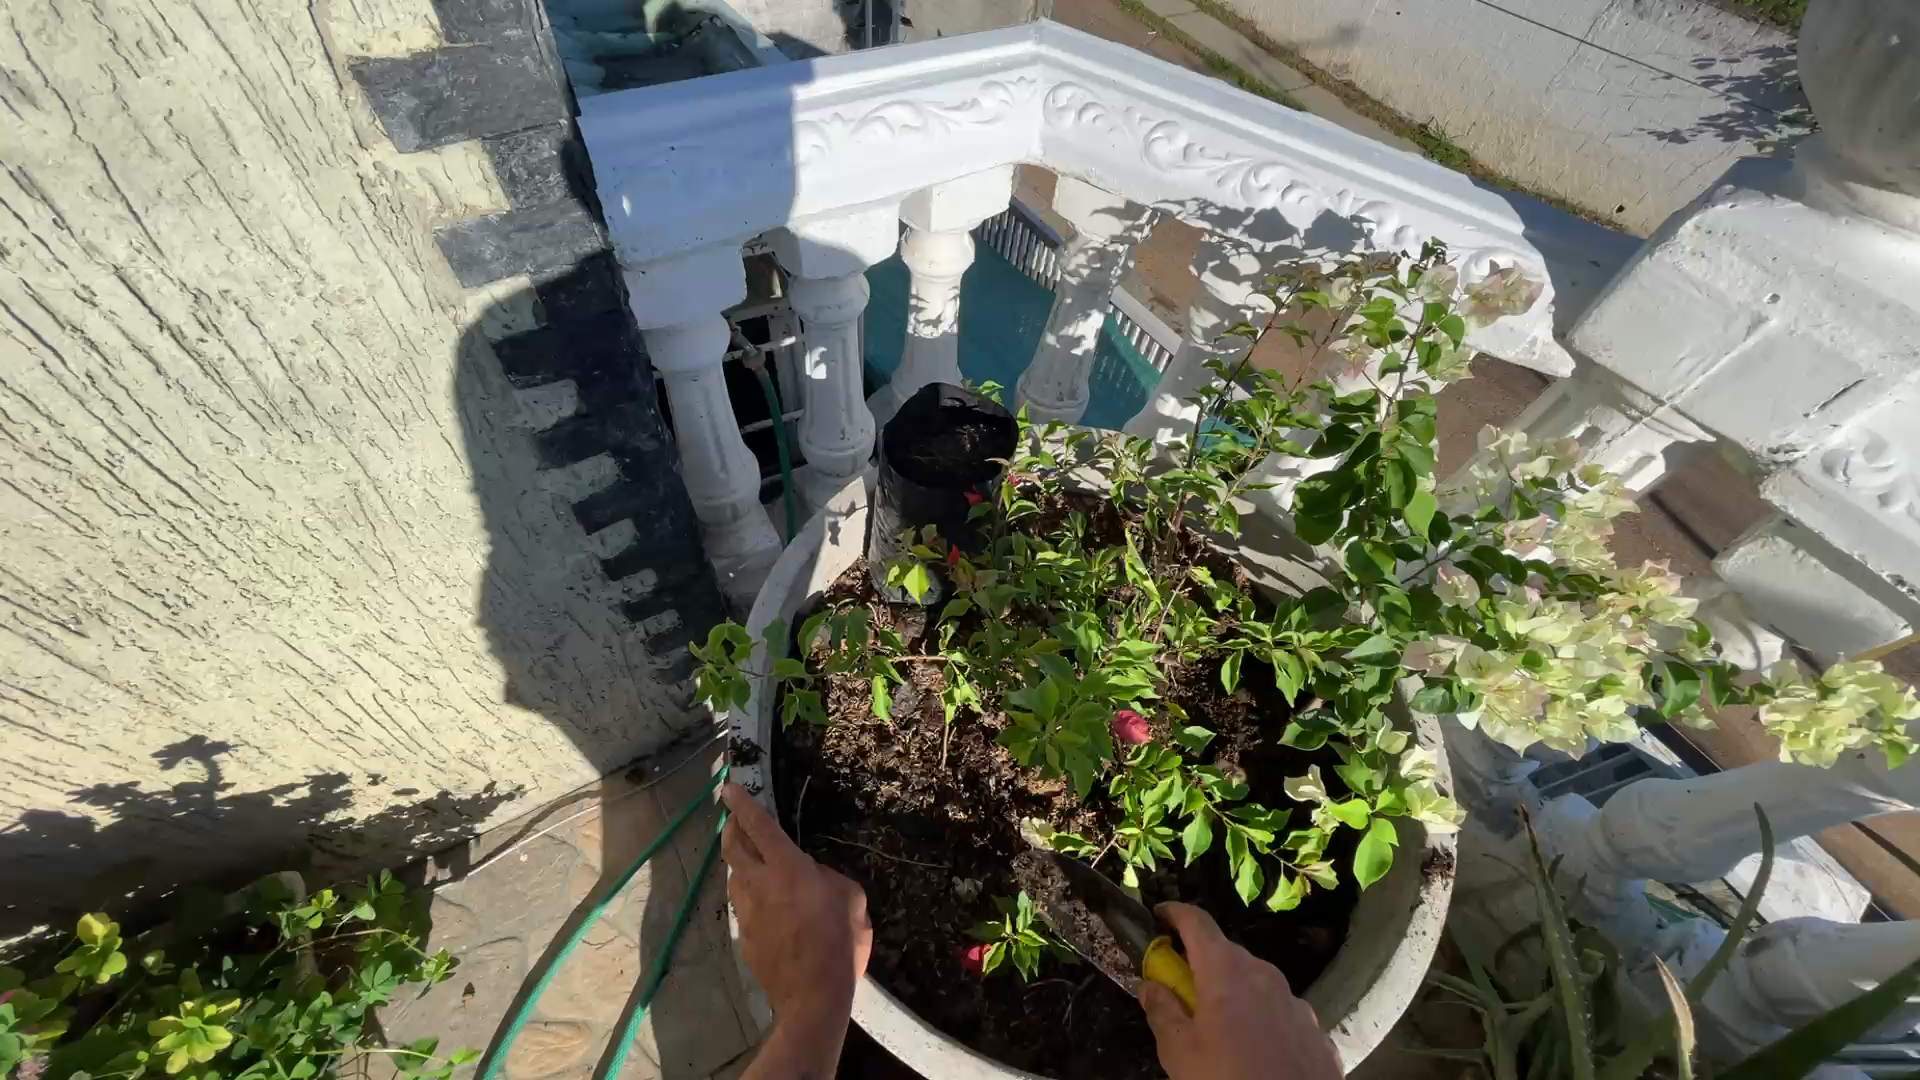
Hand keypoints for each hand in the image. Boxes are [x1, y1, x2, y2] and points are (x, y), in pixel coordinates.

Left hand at [720, 781, 871, 1024]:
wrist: (813, 997)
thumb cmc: (839, 940)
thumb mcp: (850, 897)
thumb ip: (828, 878)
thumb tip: (813, 877)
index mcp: (788, 868)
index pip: (760, 827)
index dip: (743, 804)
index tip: (729, 787)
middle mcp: (760, 885)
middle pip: (734, 848)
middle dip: (731, 828)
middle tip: (734, 819)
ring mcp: (748, 914)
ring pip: (734, 878)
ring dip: (739, 863)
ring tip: (750, 860)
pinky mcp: (745, 939)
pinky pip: (744, 908)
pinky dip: (750, 897)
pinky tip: (765, 906)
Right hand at [1139, 902, 1341, 1079]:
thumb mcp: (1180, 1054)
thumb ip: (1162, 1011)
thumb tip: (1151, 985)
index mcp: (1226, 971)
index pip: (1197, 921)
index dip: (1174, 913)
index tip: (1158, 917)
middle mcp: (1263, 975)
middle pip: (1226, 954)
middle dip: (1202, 965)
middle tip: (1184, 991)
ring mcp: (1296, 1004)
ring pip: (1256, 985)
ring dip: (1235, 995)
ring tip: (1223, 1033)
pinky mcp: (1319, 1036)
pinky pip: (1282, 1015)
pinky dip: (1264, 1022)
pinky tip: (1259, 1056)